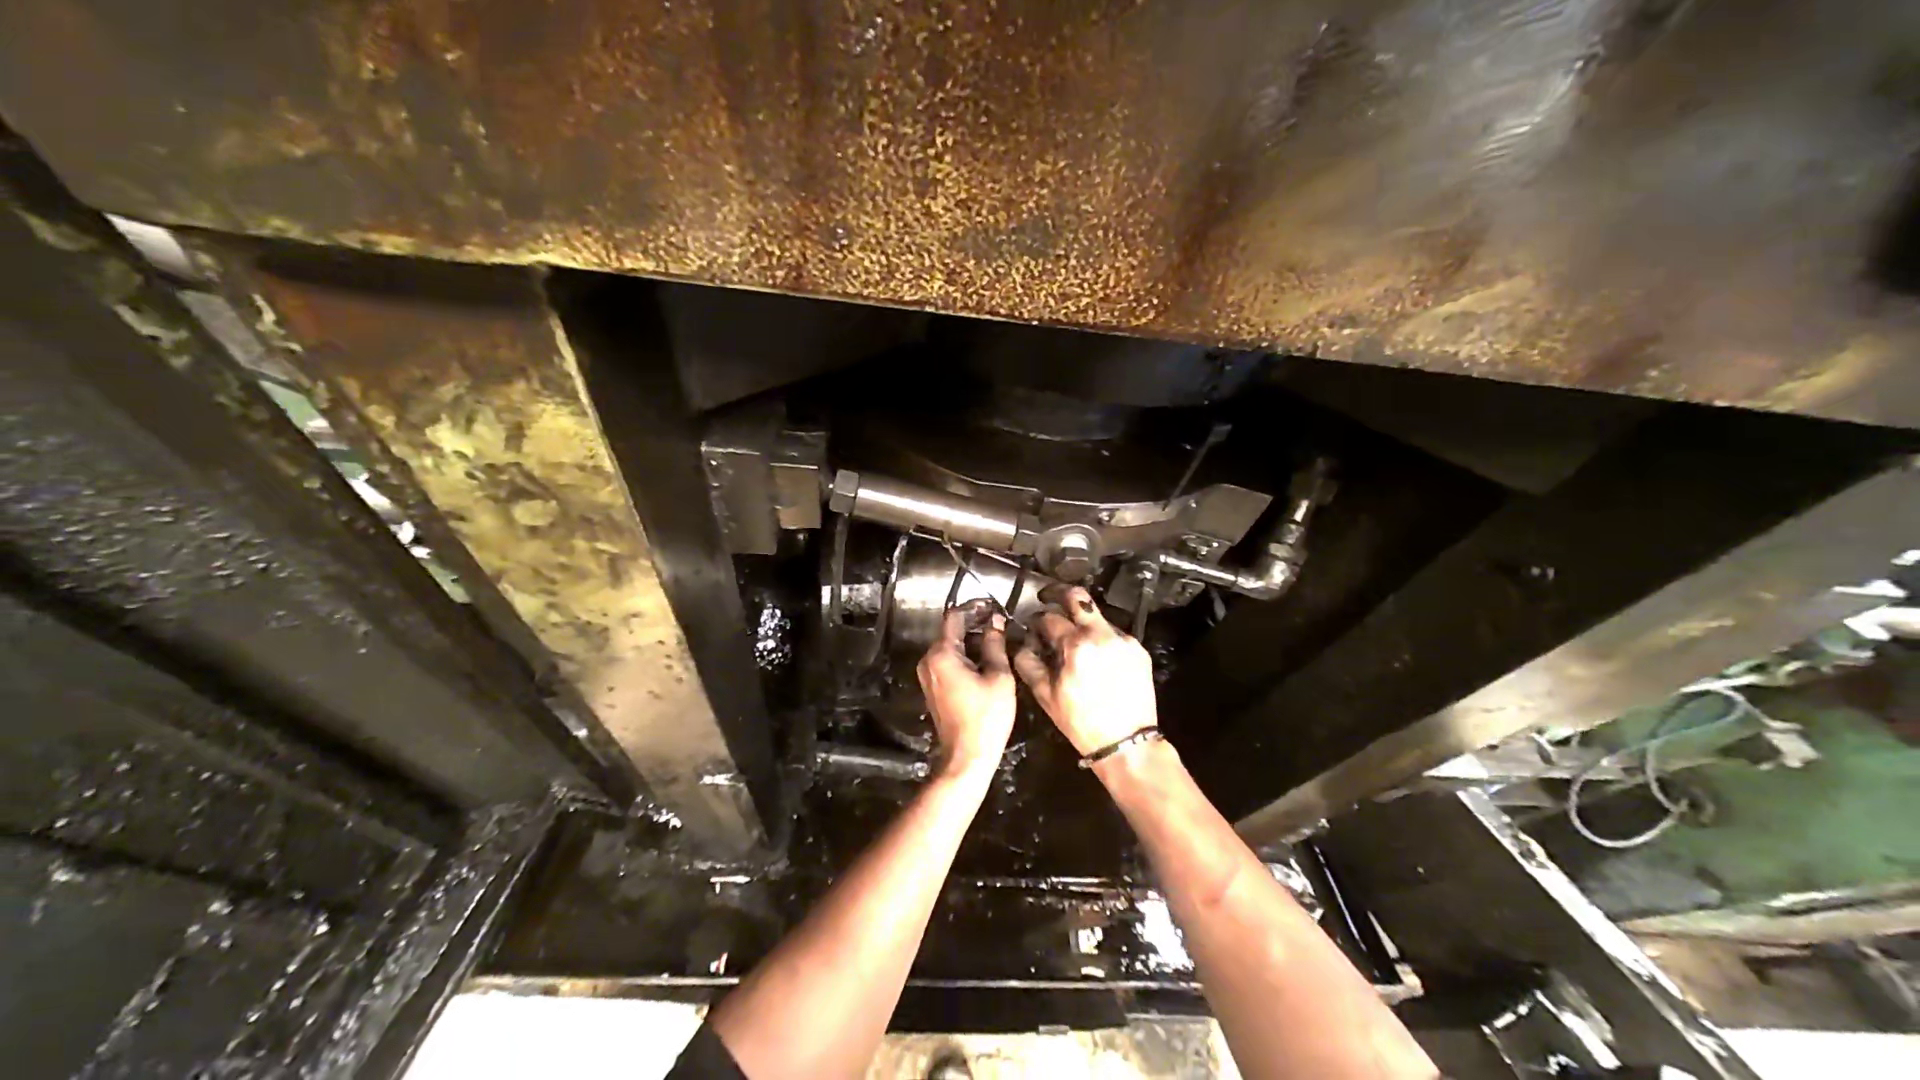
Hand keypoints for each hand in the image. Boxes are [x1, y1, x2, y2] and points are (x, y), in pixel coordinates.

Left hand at [916, 604, 1016, 782]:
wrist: (967, 757)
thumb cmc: (986, 717)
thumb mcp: (998, 677)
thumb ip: (995, 644)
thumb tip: (995, 620)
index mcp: (942, 654)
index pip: (954, 616)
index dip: (974, 607)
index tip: (994, 605)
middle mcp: (928, 660)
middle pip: (951, 631)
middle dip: (975, 624)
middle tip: (1001, 623)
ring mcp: (928, 675)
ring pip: (950, 646)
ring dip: (972, 641)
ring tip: (999, 641)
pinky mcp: (933, 687)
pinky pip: (948, 661)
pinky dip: (965, 656)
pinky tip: (986, 660)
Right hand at [1013, 586, 1156, 754]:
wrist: (1127, 743)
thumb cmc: (1082, 723)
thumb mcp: (1046, 696)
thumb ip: (1029, 663)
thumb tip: (1023, 644)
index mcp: (1076, 645)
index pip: (1049, 618)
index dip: (1036, 621)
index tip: (1031, 627)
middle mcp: (1101, 635)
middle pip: (1077, 597)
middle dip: (1058, 593)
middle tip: (1047, 598)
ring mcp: (1123, 640)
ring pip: (1096, 616)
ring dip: (1081, 620)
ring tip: (1073, 638)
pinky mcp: (1138, 649)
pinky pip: (1113, 634)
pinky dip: (1100, 638)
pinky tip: (1095, 656)